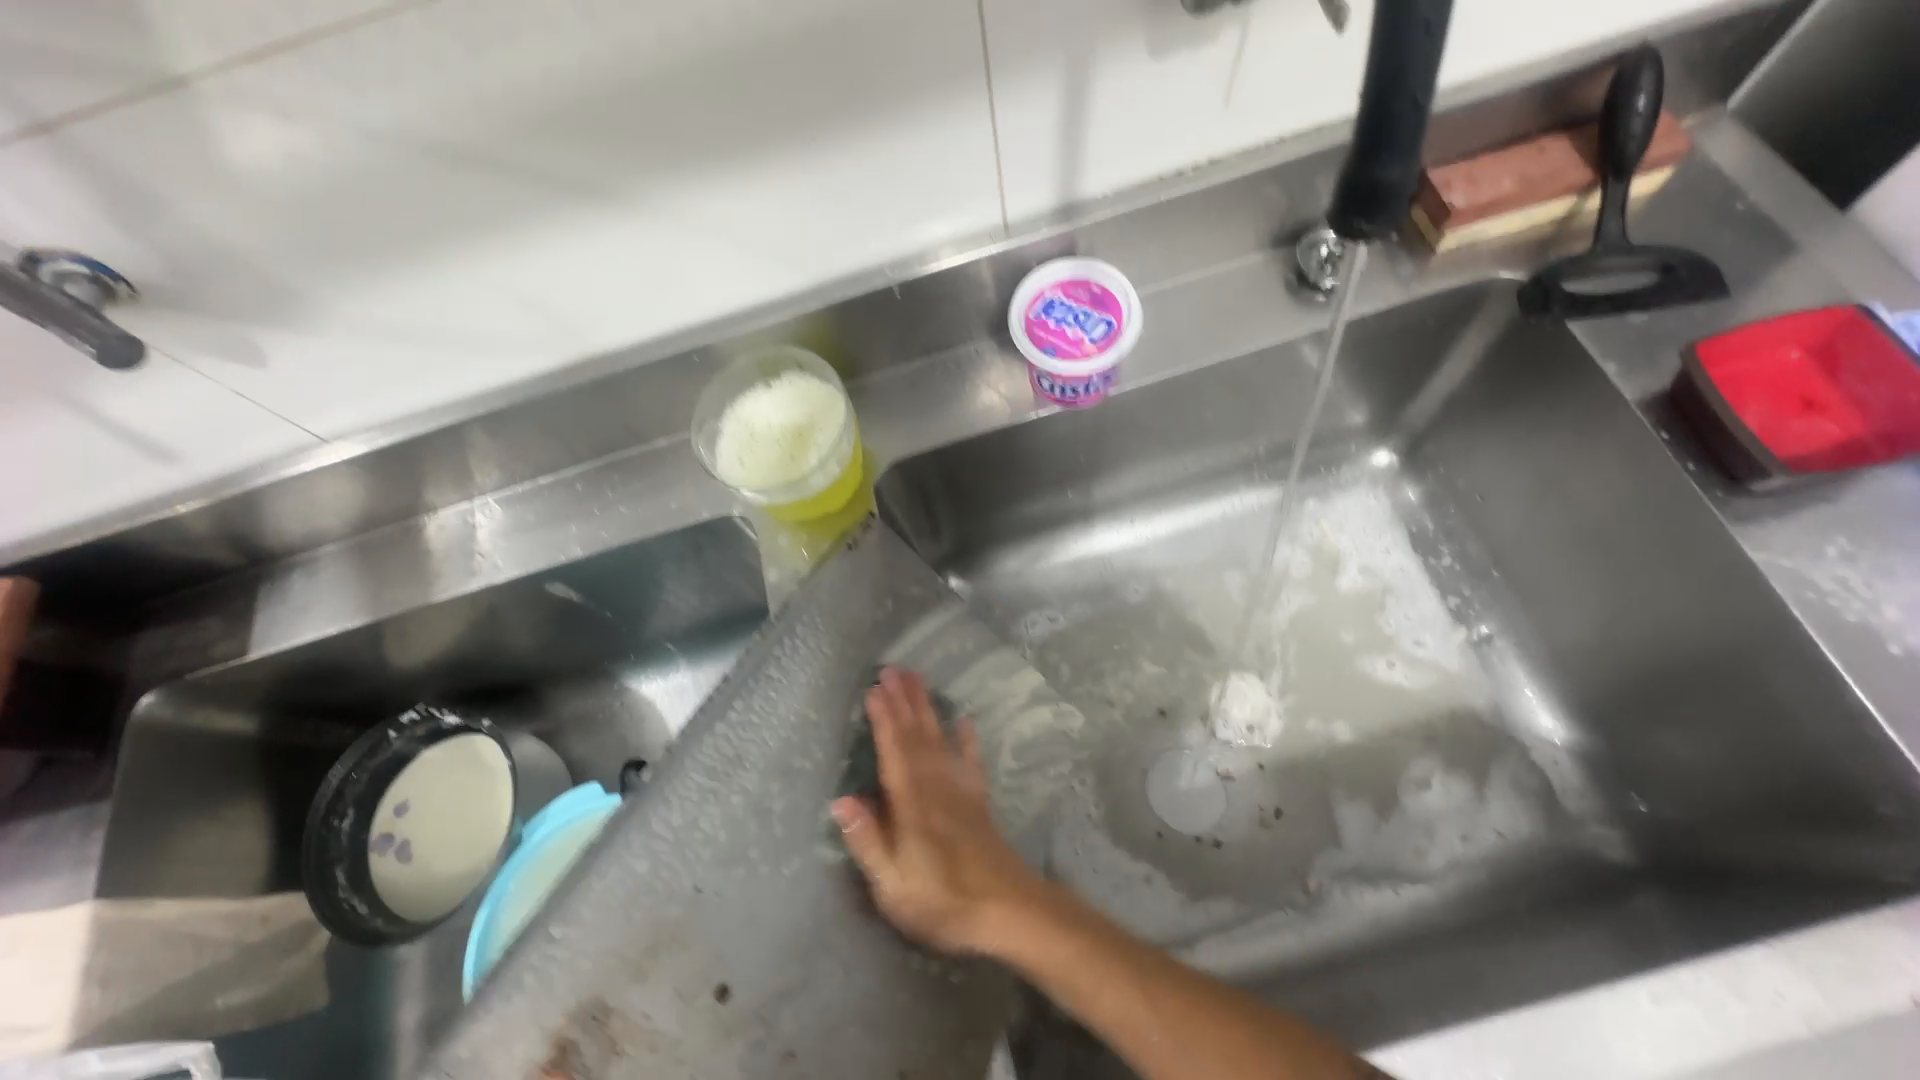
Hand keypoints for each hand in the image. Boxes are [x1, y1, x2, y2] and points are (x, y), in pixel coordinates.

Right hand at [831, 666, 1049, 955]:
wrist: (1009, 911)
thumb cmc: (943, 903)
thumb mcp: (893, 886)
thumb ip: (868, 841)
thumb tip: (841, 799)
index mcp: (912, 807)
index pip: (894, 754)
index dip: (884, 721)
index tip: (874, 688)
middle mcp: (936, 790)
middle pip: (918, 738)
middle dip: (904, 702)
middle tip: (894, 668)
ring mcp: (962, 794)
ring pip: (941, 741)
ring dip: (928, 709)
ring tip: (917, 680)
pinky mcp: (979, 804)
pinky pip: (971, 762)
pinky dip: (967, 739)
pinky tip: (964, 720)